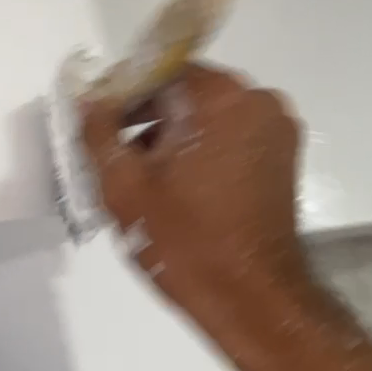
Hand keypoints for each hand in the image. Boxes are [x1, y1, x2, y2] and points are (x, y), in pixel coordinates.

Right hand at [79, 63, 334, 370]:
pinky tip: (177, 191)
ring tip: (144, 183)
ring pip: (207, 118)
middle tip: (115, 160)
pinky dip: (200, 154)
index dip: (122, 95)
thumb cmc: (183, 240)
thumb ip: (99, 132)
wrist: (252, 299)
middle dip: (147, 119)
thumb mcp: (123, 186)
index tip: (98, 128)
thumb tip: (88, 97)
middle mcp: (258, 101)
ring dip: (173, 138)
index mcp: (221, 97)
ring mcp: (277, 131)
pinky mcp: (283, 160)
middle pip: (185, 93)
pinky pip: (229, 139)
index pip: (159, 71)